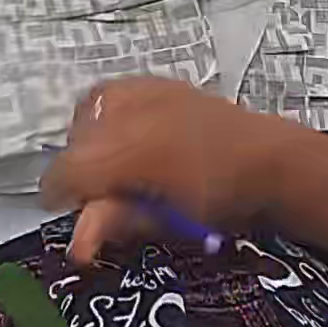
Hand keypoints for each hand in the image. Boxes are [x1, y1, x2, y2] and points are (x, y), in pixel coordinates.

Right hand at [39, 78, 327, 263]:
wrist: (271, 160)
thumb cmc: (223, 201)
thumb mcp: (169, 220)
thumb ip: (118, 222)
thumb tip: (76, 245)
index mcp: (134, 151)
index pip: (70, 168)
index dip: (56, 192)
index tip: (60, 208)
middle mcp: (132, 112)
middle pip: (76, 139)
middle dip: (78, 169)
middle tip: (100, 193)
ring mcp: (146, 90)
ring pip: (89, 109)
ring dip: (89, 136)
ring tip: (110, 161)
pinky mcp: (159, 82)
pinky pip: (113, 92)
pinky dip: (107, 113)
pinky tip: (124, 133)